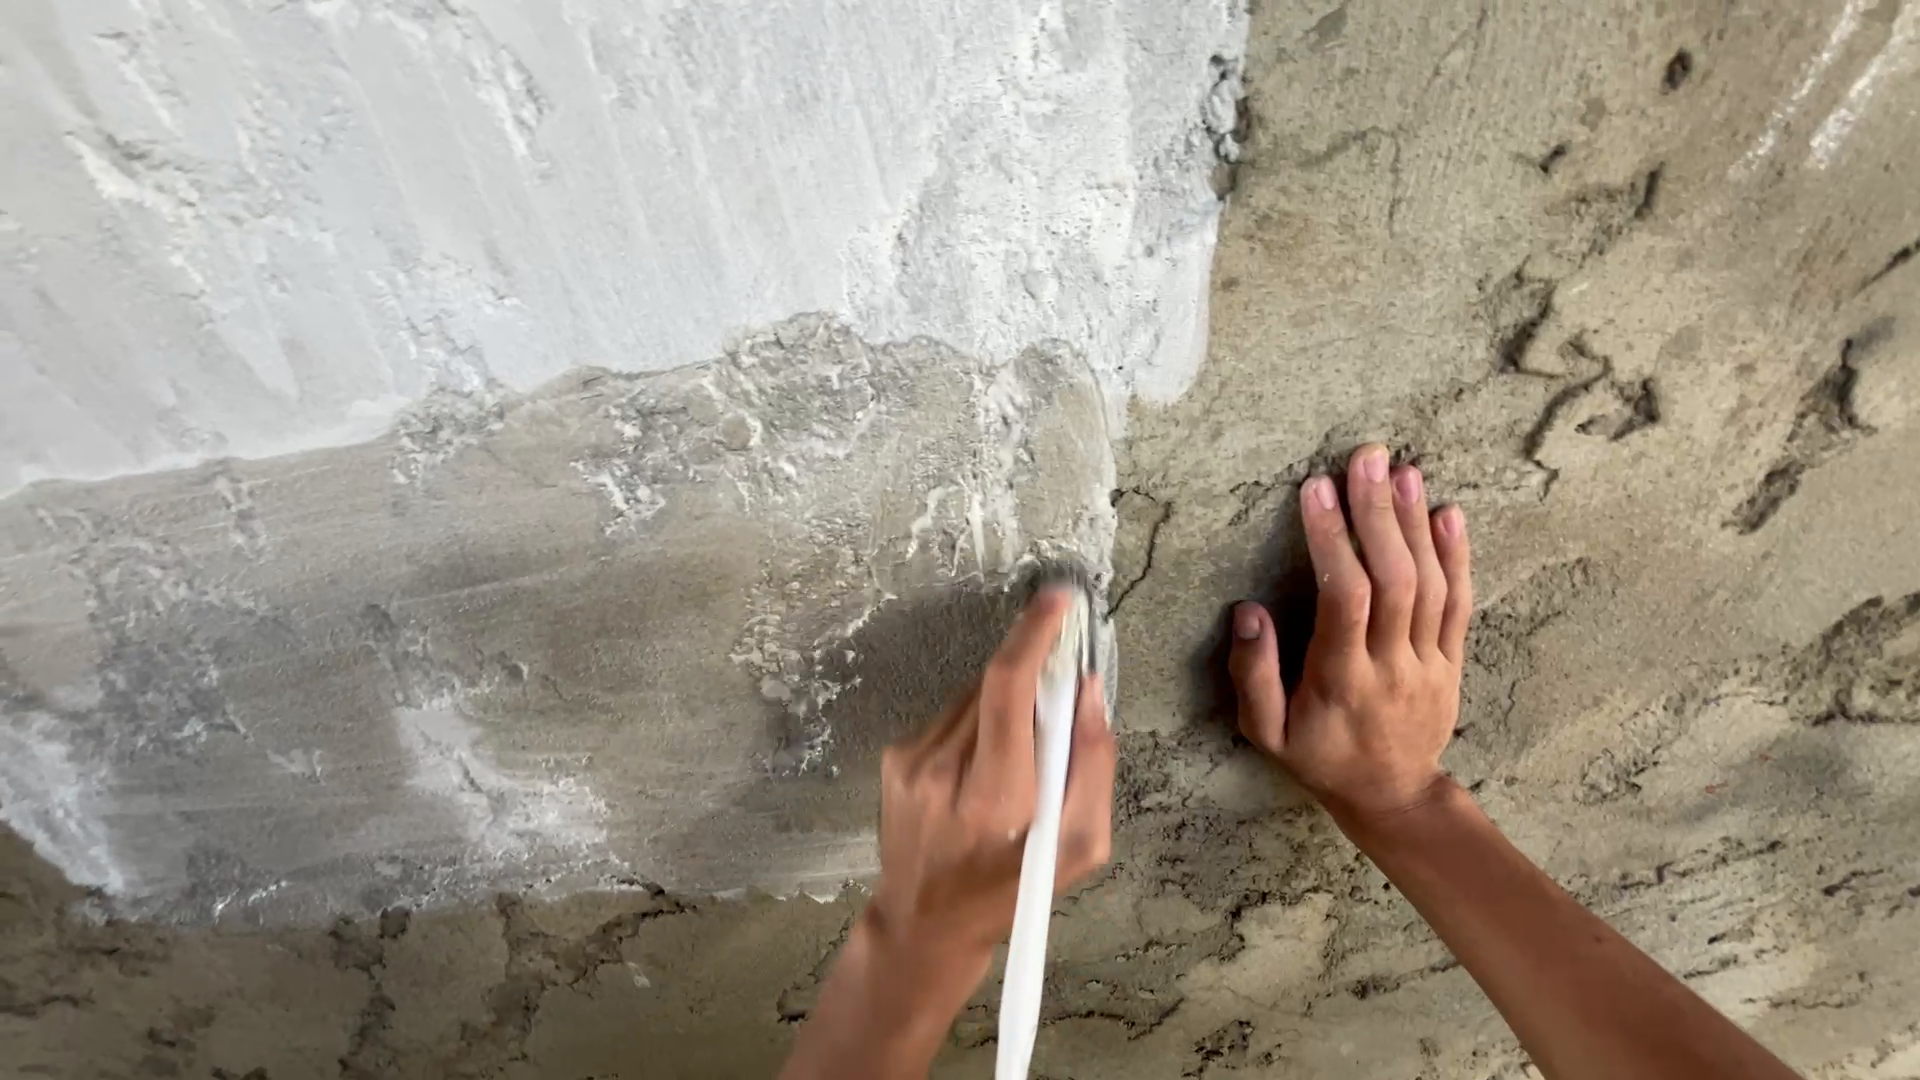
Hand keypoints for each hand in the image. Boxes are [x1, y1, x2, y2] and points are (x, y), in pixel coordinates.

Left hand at [868, 588, 1116, 962]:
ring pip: (972, 698)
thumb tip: (1086, 689)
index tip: (1055, 599)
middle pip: (994, 687)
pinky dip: (974, 725)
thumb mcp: (1079, 847)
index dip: (1032, 635)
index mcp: (994, 794)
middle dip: (1030, 685)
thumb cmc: (1012, 891)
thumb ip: (1092, 764)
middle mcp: (941, 767)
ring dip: (1001, 710)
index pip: (1007, 689)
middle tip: (1047, 721)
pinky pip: (949, 715)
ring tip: (1005, 765)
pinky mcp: (893, 754)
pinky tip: (973, 771)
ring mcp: (910, 758)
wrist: (924, 921)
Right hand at [1228, 443, 1472, 821]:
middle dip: (1378, 513)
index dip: (1333, 541)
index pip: (1344, 598)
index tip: (1316, 490)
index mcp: (1342, 679)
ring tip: (1403, 470)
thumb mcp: (1265, 732)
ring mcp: (1430, 661)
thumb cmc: (1318, 758)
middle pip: (1395, 579)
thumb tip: (1247, 612)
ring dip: (1416, 523)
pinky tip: (1448, 513)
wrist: (1393, 796)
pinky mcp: (1452, 659)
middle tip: (1366, 459)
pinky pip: (1461, 602)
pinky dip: (1457, 555)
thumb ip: (1253, 674)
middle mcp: (1393, 664)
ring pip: (1432, 584)